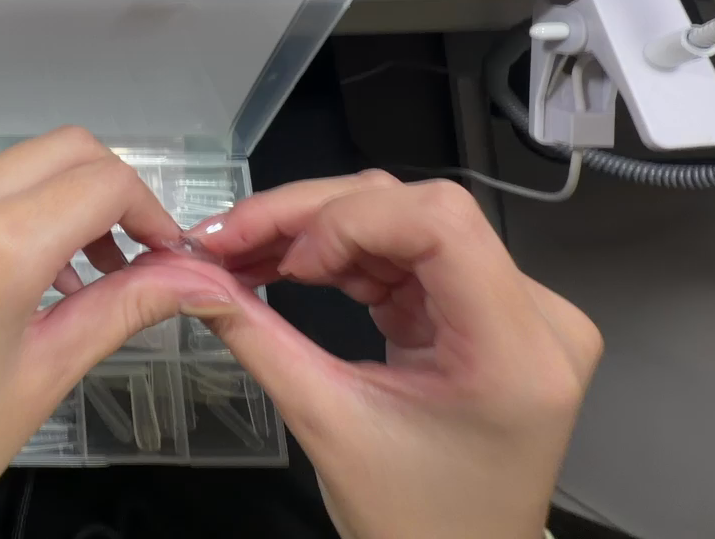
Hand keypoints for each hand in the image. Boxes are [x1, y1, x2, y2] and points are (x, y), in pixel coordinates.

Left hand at [0, 128, 245, 538]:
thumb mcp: (46, 373)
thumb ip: (126, 307)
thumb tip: (200, 279)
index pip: (105, 182)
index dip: (153, 212)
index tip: (171, 259)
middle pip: (68, 149)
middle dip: (117, 192)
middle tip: (140, 257)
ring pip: (28, 161)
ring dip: (74, 197)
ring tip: (98, 274)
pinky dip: (32, 206)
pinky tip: (45, 271)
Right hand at [186, 172, 602, 538]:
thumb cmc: (409, 513)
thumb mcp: (322, 419)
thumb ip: (253, 334)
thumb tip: (186, 272)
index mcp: (513, 351)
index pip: (439, 222)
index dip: (348, 220)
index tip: (284, 261)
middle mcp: (529, 311)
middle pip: (403, 207)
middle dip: (304, 217)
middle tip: (225, 239)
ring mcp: (504, 302)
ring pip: (387, 214)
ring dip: (304, 228)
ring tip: (238, 252)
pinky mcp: (468, 300)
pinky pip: (386, 244)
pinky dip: (323, 249)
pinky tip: (276, 263)